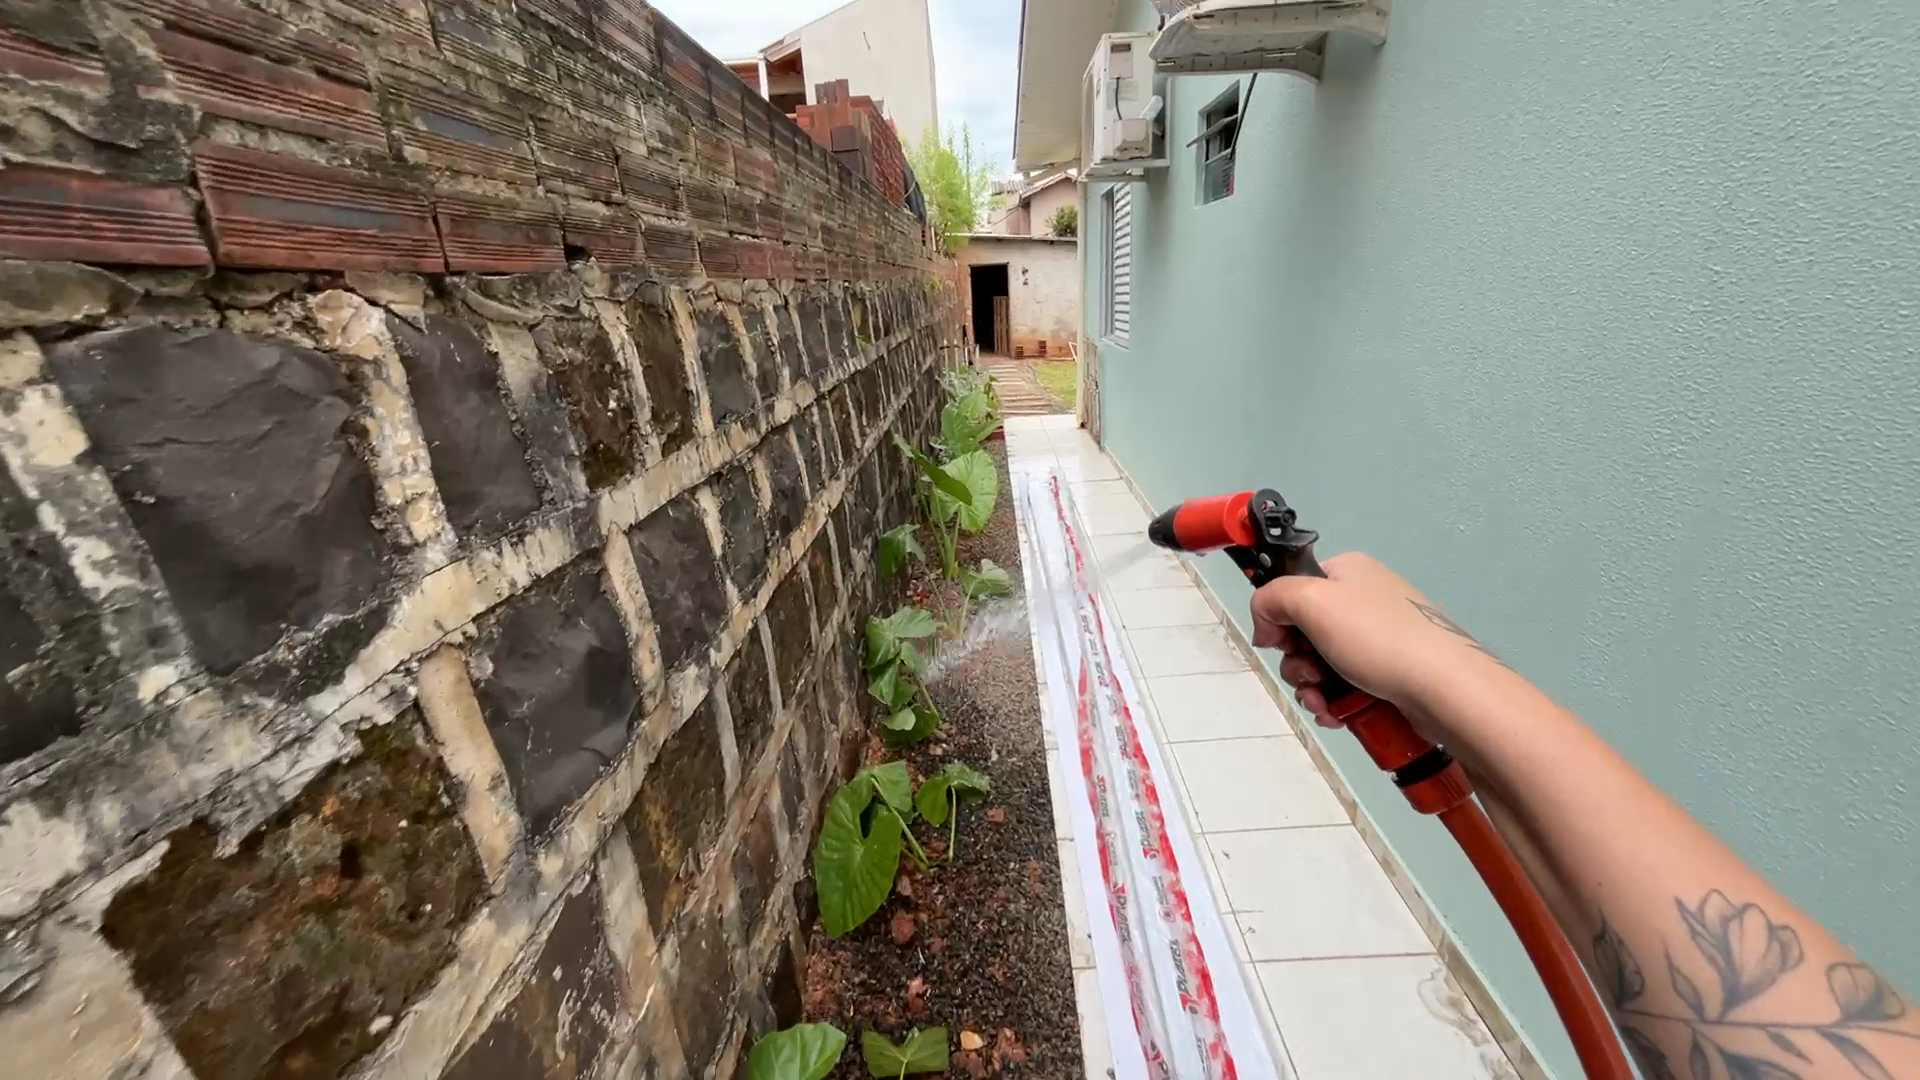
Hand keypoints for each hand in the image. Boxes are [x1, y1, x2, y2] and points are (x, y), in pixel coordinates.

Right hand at [1249, 553, 1507, 735]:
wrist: (1448, 690)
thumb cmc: (1377, 637)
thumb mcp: (1310, 601)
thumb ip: (1270, 598)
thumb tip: (1267, 628)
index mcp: (1347, 572)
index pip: (1292, 587)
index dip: (1278, 617)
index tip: (1280, 642)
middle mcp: (1364, 600)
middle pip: (1303, 631)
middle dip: (1296, 661)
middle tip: (1309, 675)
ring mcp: (1380, 639)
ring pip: (1321, 663)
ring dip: (1311, 686)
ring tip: (1322, 702)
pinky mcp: (1392, 674)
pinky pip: (1345, 686)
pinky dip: (1333, 701)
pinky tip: (1336, 714)